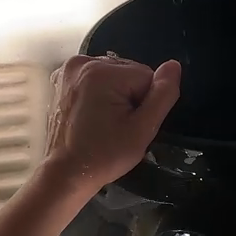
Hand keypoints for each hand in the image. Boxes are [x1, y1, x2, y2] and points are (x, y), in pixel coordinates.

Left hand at [40, 55, 181, 195]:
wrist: (66, 172)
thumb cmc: (105, 155)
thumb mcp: (142, 130)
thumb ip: (162, 95)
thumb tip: (174, 65)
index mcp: (104, 72)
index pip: (147, 77)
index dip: (145, 103)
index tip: (129, 124)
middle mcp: (83, 62)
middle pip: (128, 72)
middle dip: (129, 96)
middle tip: (117, 125)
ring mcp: (69, 69)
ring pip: (113, 74)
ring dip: (114, 93)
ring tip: (103, 121)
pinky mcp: (62, 79)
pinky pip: (95, 78)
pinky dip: (98, 92)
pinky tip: (91, 113)